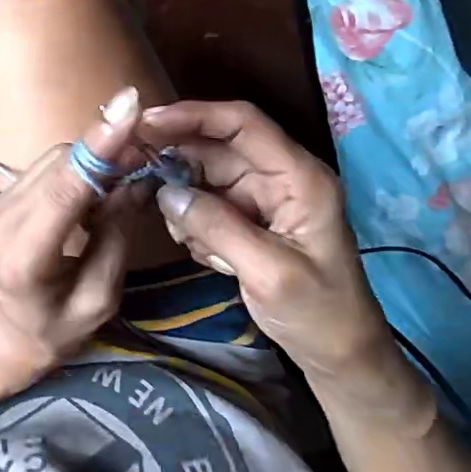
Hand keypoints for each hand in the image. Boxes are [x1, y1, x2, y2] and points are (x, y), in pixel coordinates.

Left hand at [0, 86, 152, 390]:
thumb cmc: (51, 331)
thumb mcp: (97, 300)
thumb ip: (115, 238)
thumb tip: (136, 181)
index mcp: (24, 254)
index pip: (64, 188)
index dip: (98, 145)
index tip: (128, 106)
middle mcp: (1, 219)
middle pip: (60, 163)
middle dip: (107, 151)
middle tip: (149, 156)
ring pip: (54, 159)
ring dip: (93, 159)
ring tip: (126, 178)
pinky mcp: (1, 196)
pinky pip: (46, 168)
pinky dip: (77, 169)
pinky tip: (97, 190)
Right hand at [140, 100, 389, 377]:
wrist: (338, 356)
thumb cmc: (319, 313)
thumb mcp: (270, 273)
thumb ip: (218, 228)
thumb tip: (166, 193)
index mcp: (299, 177)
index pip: (242, 123)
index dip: (193, 115)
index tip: (145, 122)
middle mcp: (277, 177)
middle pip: (214, 146)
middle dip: (174, 157)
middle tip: (132, 170)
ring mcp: (258, 198)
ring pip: (201, 175)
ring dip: (180, 199)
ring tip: (183, 236)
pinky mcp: (243, 219)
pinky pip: (201, 203)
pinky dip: (188, 221)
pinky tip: (201, 251)